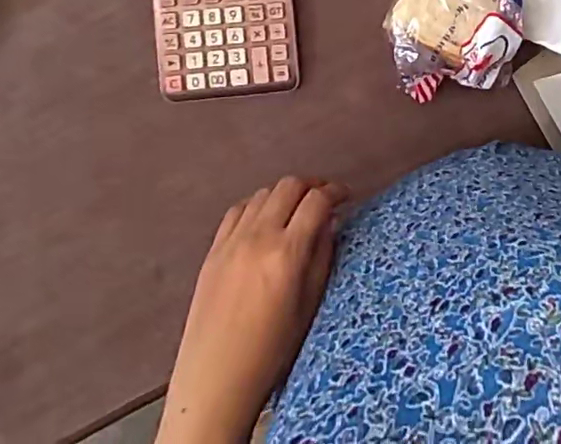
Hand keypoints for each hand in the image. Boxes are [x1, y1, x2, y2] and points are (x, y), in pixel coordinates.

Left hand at [157, 176, 348, 443]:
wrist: (216, 376)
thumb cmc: (271, 353)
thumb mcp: (308, 308)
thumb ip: (321, 258)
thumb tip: (329, 222)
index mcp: (286, 254)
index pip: (316, 202)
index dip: (335, 192)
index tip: (345, 195)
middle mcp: (258, 236)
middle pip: (288, 186)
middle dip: (311, 185)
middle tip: (324, 197)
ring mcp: (232, 238)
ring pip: (263, 193)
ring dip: (284, 194)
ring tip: (296, 209)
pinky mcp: (214, 246)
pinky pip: (238, 209)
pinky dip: (256, 205)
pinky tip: (263, 217)